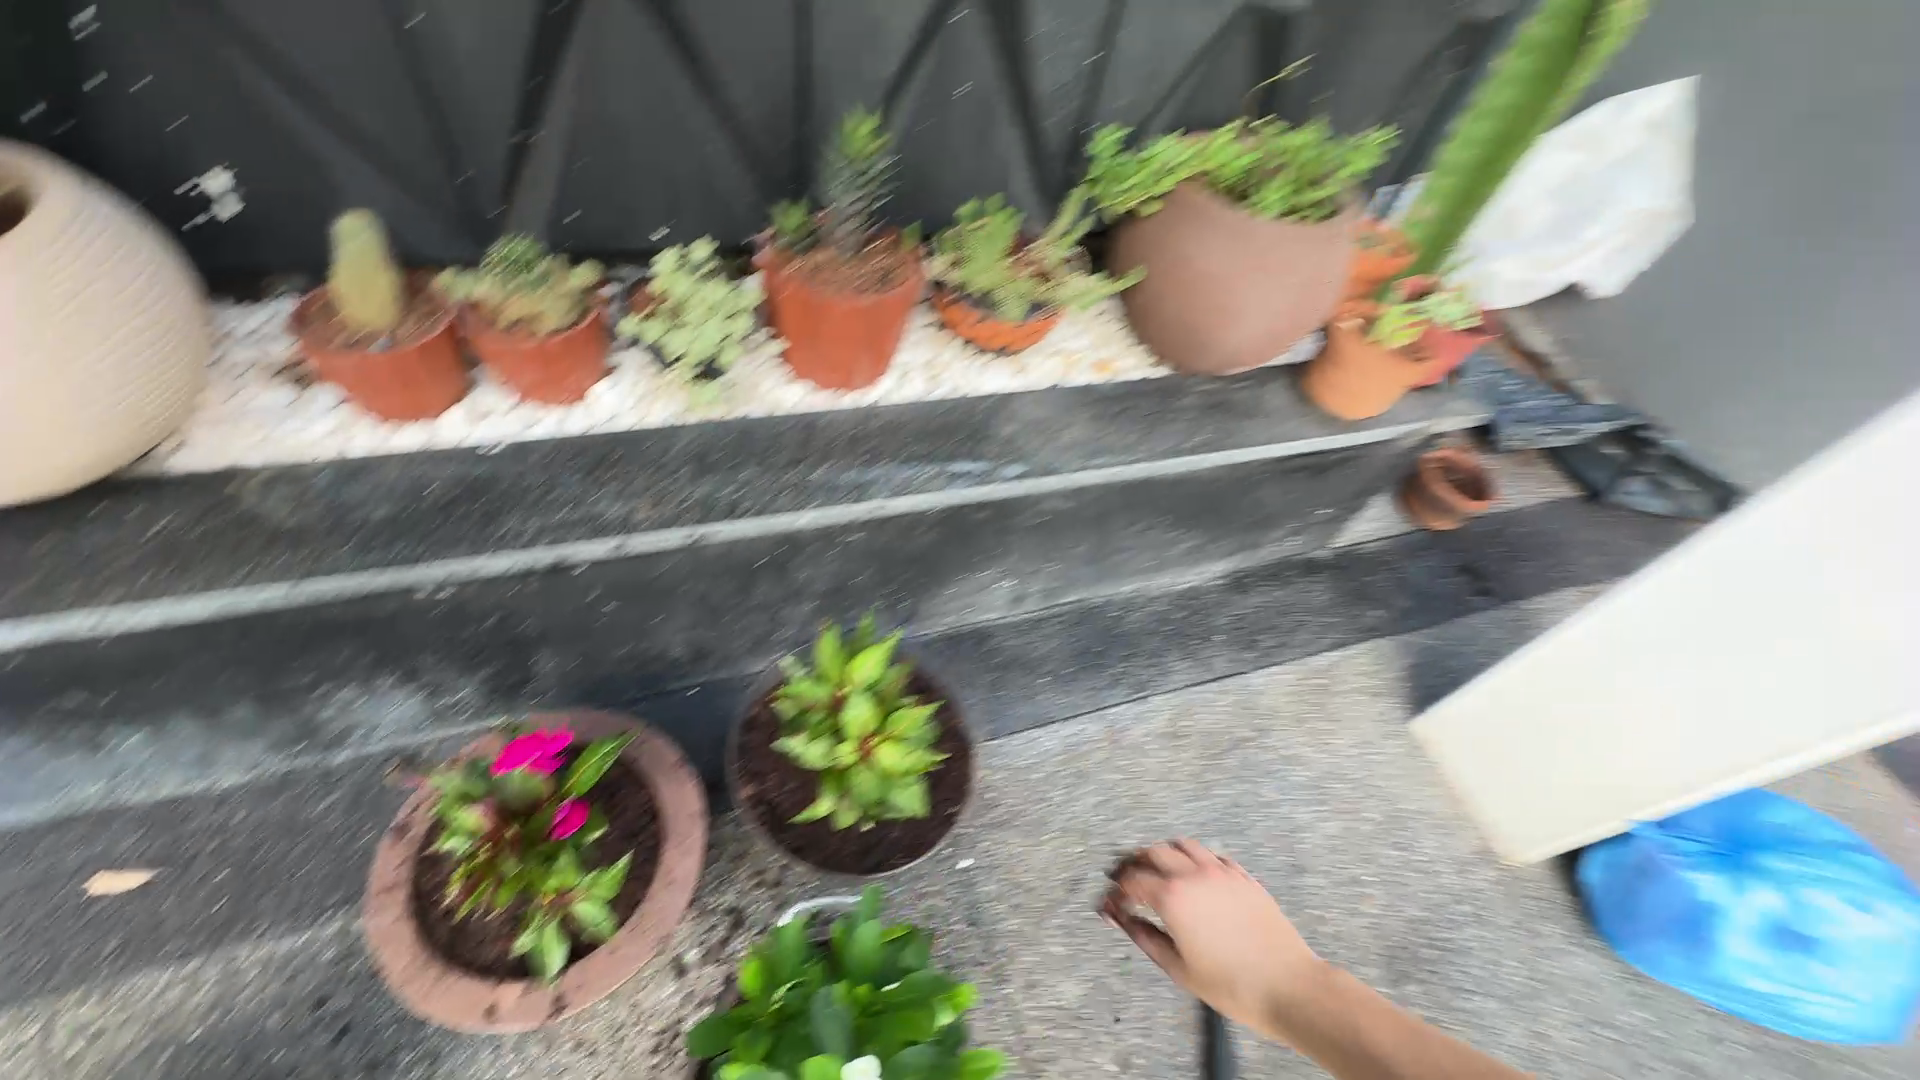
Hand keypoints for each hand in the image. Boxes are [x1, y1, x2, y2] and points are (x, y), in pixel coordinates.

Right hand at [1101, 839, 1327, 1043]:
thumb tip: (1123, 921)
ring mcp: (1222, 872)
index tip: (1114, 900)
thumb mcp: (1179, 968)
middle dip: (1135, 862)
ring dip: (1165, 853)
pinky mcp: (1244, 877)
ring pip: (1183, 845)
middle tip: (1128, 878)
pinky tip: (1195, 876)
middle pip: (1153, 851)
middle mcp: (1195, 875)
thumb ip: (1145, 937)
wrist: (1289, 986)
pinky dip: (1196, 859)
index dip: (1118, 889)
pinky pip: (1212, 855)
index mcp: (1173, 897)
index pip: (1132, 880)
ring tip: (1158, 870)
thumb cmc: (1234, 985)